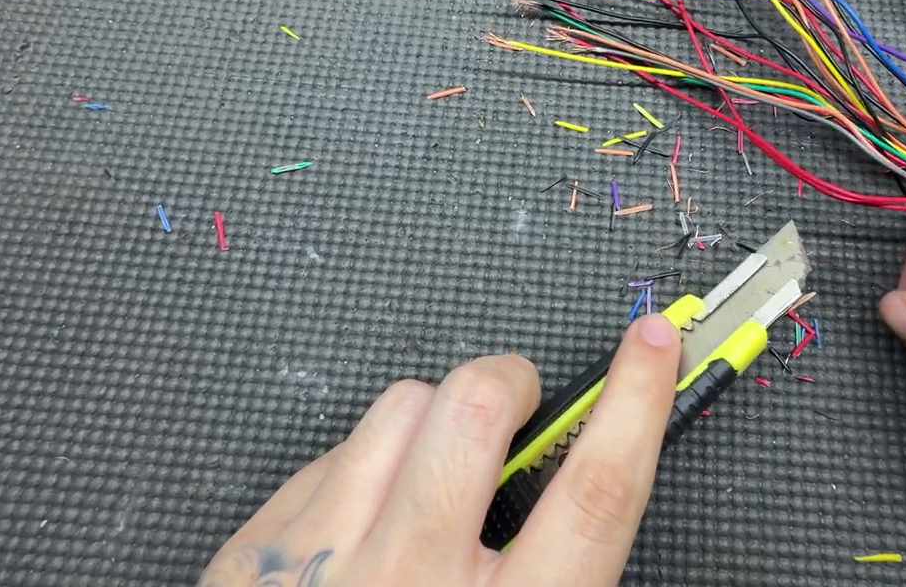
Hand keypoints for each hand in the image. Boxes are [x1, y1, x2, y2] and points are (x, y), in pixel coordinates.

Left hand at [198, 314, 681, 586]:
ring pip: (403, 407)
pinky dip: (367, 465)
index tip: (653, 342)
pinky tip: (366, 522)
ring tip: (433, 476)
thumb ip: (559, 573)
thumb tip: (583, 484)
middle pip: (477, 410)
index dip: (635, 402)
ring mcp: (318, 564)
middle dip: (511, 381)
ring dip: (434, 421)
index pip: (594, 492)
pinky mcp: (253, 554)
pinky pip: (335, 451)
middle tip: (517, 405)